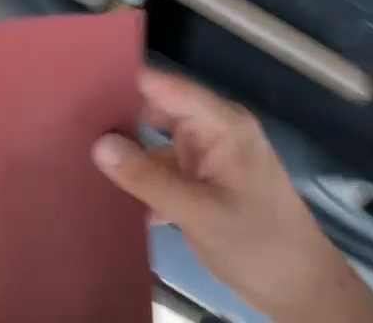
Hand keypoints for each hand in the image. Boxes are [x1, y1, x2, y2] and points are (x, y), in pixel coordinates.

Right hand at [94, 69, 372, 322]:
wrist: (304, 294)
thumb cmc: (260, 243)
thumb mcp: (201, 213)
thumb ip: (148, 178)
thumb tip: (99, 144)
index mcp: (220, 123)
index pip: (164, 86)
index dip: (125, 78)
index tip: (79, 78)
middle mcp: (211, 131)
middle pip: (155, 110)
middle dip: (117, 115)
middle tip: (67, 116)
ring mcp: (206, 158)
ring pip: (154, 143)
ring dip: (124, 152)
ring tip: (73, 147)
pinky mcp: (201, 185)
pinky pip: (161, 171)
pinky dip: (138, 179)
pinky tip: (102, 186)